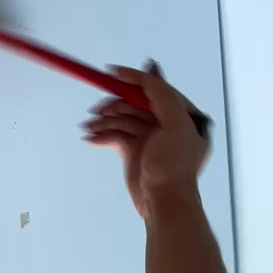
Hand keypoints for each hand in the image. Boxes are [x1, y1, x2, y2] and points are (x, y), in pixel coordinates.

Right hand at [81, 60, 209, 219]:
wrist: (163, 201)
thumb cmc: (174, 163)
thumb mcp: (175, 125)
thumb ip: (162, 96)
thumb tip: (146, 70)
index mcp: (183, 115)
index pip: (157, 89)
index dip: (135, 79)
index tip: (112, 73)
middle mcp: (166, 123)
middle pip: (135, 103)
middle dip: (114, 105)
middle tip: (97, 110)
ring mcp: (149, 137)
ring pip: (122, 118)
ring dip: (104, 121)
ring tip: (90, 128)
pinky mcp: (133, 150)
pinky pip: (115, 135)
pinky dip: (102, 136)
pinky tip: (91, 139)